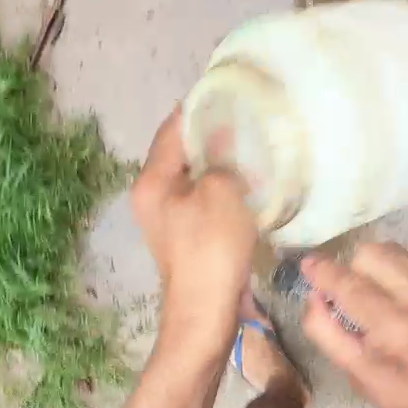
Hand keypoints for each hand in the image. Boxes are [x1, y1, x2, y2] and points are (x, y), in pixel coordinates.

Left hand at [132, 110, 259, 353]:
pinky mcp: (188, 240)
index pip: (174, 127)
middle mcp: (153, 197)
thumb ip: (222, 160)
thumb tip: (226, 142)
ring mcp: (169, 221)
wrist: (206, 314)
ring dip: (223, 167)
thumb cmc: (210, 250)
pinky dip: (225, 193)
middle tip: (249, 122)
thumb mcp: (220, 193)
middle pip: (183, 153)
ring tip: (254, 151)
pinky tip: (250, 189)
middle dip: (214, 137)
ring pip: (197, 180)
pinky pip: (206, 204)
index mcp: (152, 180)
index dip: (202, 107)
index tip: (231, 93)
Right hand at [300, 243, 407, 407]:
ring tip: (377, 297)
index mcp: (395, 330)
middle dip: (353, 271)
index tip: (307, 266)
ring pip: (394, 252)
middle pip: (371, 254)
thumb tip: (313, 295)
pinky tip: (403, 301)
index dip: (323, 272)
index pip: (350, 285)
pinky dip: (400, 276)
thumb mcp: (356, 374)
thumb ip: (326, 333)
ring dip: (376, 270)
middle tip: (352, 297)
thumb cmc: (400, 394)